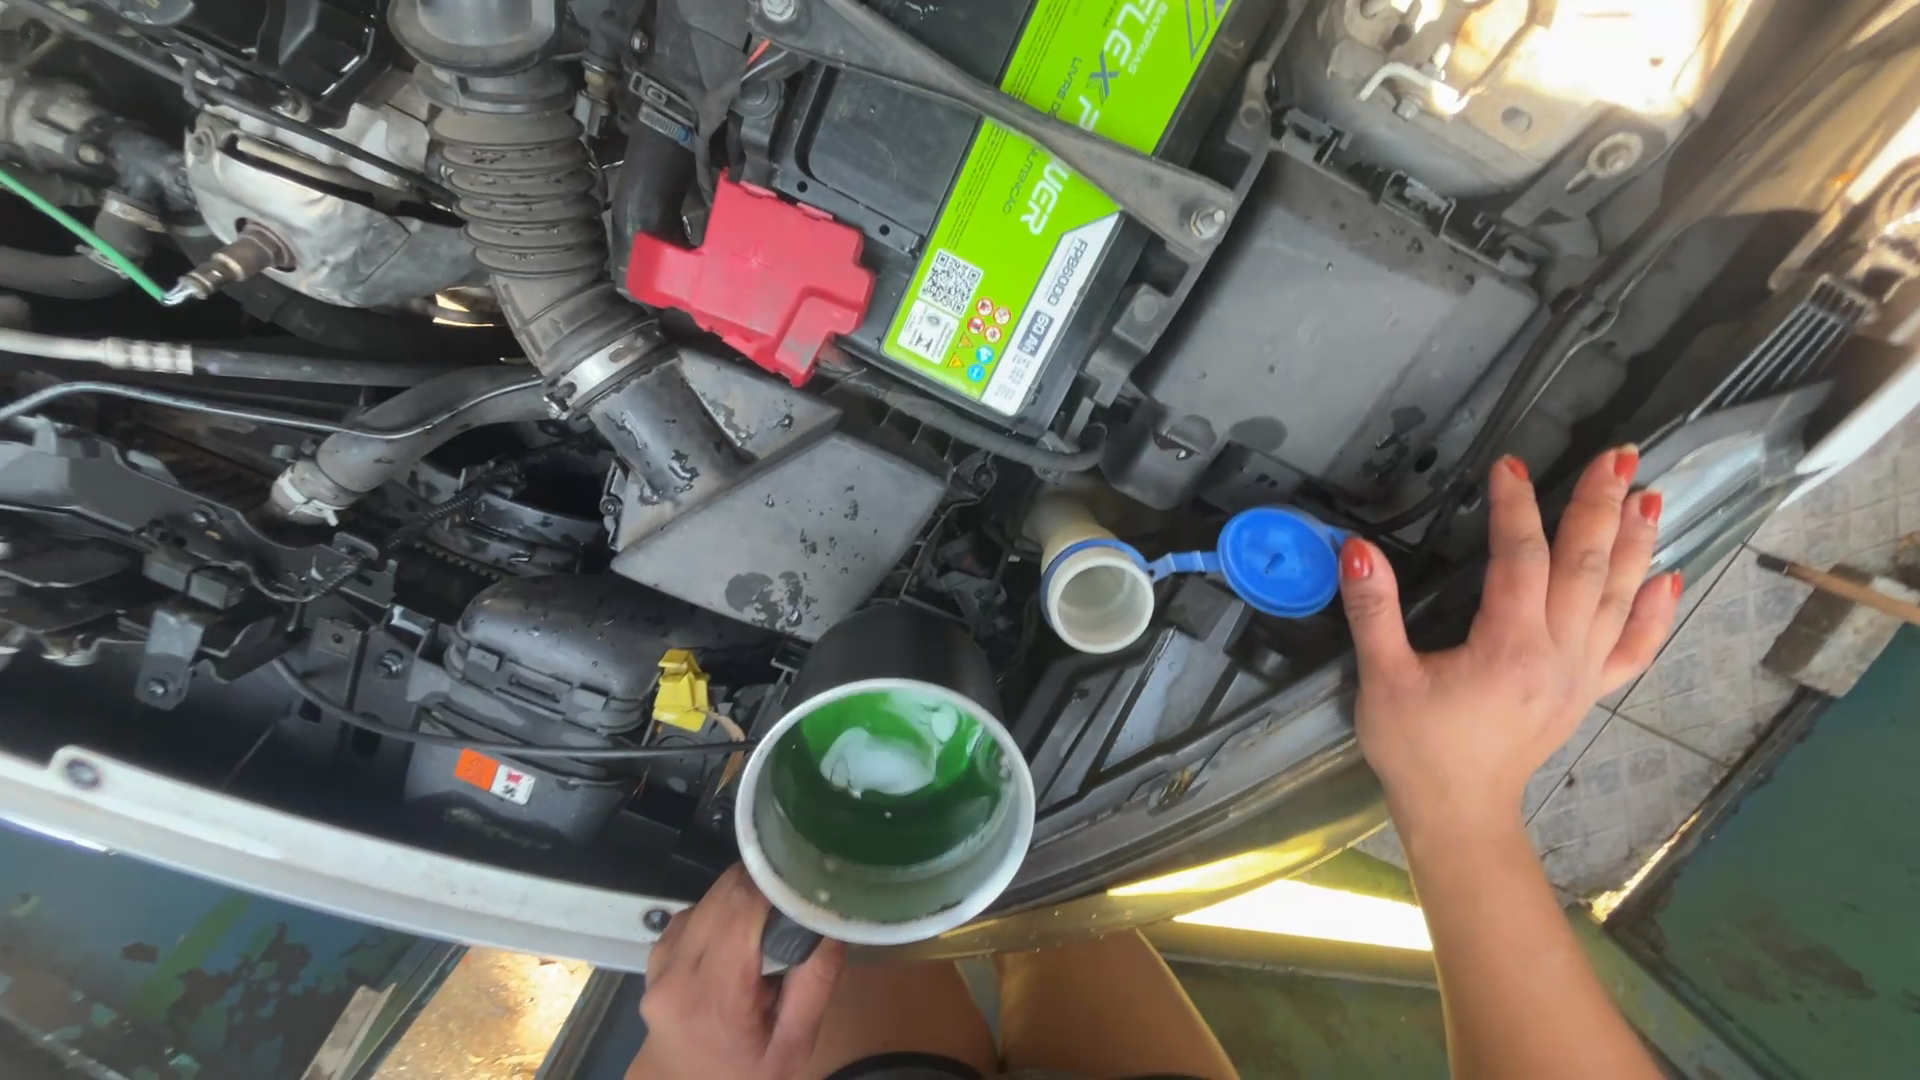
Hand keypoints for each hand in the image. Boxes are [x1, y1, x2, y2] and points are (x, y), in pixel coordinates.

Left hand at [631, 865, 846, 1079]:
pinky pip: (698, 909)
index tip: (806, 881)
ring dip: (744, 898)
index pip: (741, 907)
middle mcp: (675, 972)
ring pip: (713, 895)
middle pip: (726, 893)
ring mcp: (659, 961)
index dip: (775, 885)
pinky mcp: (656, 954)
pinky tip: (740, 938)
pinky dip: (725, 911)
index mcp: (711, 997)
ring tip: (770, 926)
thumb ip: (816, 981)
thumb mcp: (795, 1044)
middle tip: (796, 900)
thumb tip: (830, 917)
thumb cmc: (747, 1075)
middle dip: (764, 886)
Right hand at [1337, 447, 1681, 837]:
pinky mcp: (1584, 692)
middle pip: (1587, 568)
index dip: (1515, 508)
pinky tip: (1665, 578)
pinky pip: (1632, 648)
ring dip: (1636, 544)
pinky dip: (1654, 612)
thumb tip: (1356, 550)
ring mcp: (1579, 674)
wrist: (1457, 810)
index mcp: (1509, 646)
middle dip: (1600, 508)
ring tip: (1649, 495)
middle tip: (1619, 456)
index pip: (1520, 559)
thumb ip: (1372, 610)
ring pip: (1618, 598)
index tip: (1509, 465)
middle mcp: (1558, 653)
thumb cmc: (1415, 745)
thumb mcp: (1381, 677)